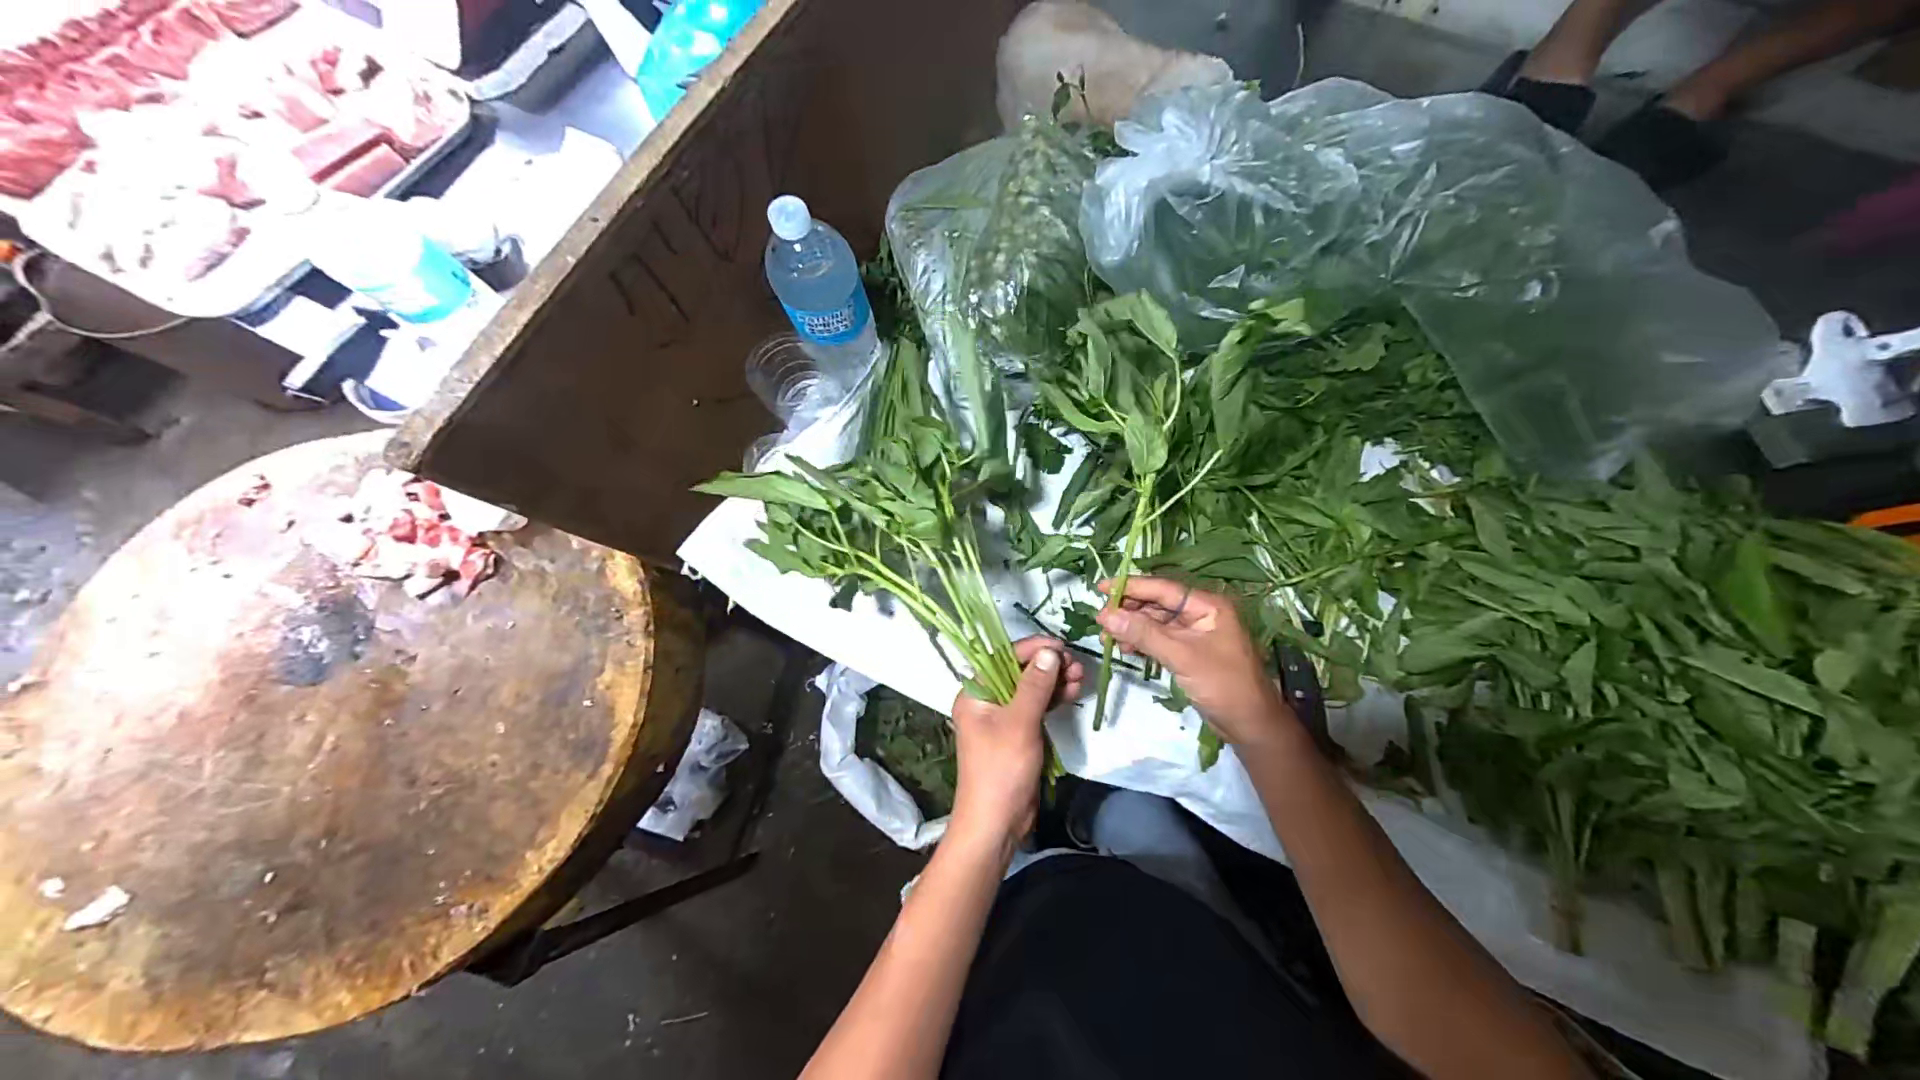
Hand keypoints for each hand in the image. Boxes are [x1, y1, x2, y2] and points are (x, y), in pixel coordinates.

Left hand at [949, 637, 1085, 852]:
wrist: (996, 823)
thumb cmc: (1001, 769)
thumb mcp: (1019, 723)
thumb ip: (1035, 686)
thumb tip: (1049, 652)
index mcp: (975, 693)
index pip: (1002, 658)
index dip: (1031, 649)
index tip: (1060, 646)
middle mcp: (986, 700)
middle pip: (1019, 671)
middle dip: (1047, 665)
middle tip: (1075, 664)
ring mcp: (1004, 717)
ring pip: (1031, 689)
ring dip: (1055, 681)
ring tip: (1081, 675)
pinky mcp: (1019, 733)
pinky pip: (1037, 707)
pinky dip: (1054, 699)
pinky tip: (1074, 691)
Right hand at [1096, 577, 1298, 750]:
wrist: (1251, 725)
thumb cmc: (1224, 685)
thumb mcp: (1182, 656)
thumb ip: (1144, 634)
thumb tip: (1106, 616)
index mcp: (1208, 606)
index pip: (1163, 589)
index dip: (1132, 586)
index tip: (1101, 588)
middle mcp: (1201, 614)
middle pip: (1157, 604)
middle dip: (1128, 610)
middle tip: (1100, 618)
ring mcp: (1195, 634)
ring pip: (1156, 623)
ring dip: (1131, 628)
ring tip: (1106, 636)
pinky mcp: (1189, 652)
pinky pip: (1160, 639)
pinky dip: (1141, 642)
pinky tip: (1124, 647)